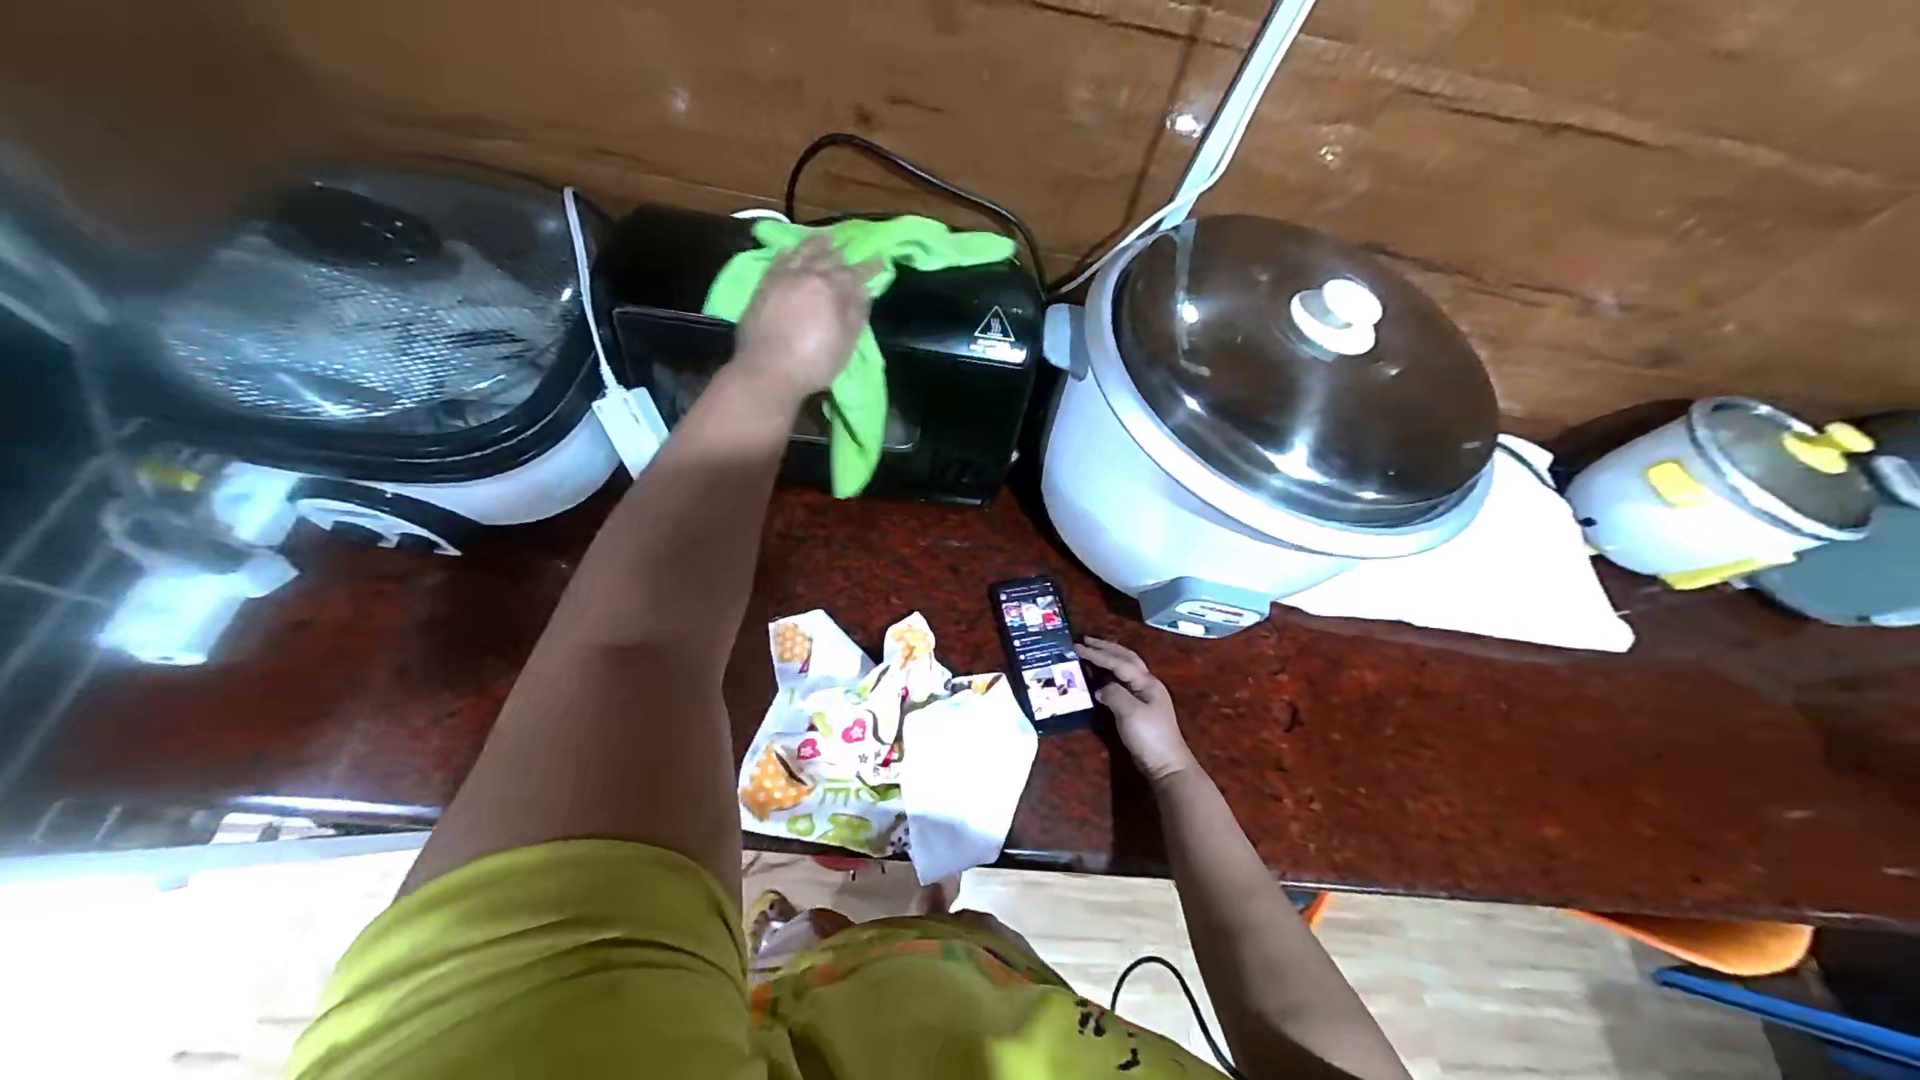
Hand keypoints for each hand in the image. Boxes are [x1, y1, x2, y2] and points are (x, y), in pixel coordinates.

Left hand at [732, 234, 879, 404]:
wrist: (767, 370)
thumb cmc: (814, 362)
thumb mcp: (846, 342)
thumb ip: (856, 313)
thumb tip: (864, 291)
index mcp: (831, 289)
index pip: (855, 273)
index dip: (869, 267)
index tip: (880, 260)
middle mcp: (808, 276)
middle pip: (828, 259)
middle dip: (843, 252)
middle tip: (851, 246)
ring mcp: (783, 278)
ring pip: (802, 253)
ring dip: (816, 244)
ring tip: (825, 237)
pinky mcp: (763, 286)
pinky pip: (778, 261)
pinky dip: (788, 253)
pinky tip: (791, 251)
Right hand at [1076, 637, 1196, 782]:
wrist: (1166, 765)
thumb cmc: (1150, 737)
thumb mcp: (1130, 713)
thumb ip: (1113, 694)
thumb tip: (1100, 688)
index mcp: (1147, 682)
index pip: (1118, 662)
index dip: (1097, 653)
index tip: (1077, 645)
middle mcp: (1147, 684)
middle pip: (1125, 658)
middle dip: (1105, 647)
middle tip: (1084, 640)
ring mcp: (1144, 696)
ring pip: (1125, 668)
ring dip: (1108, 657)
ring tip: (1091, 650)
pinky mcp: (1138, 708)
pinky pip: (1122, 682)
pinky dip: (1109, 673)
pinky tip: (1099, 675)